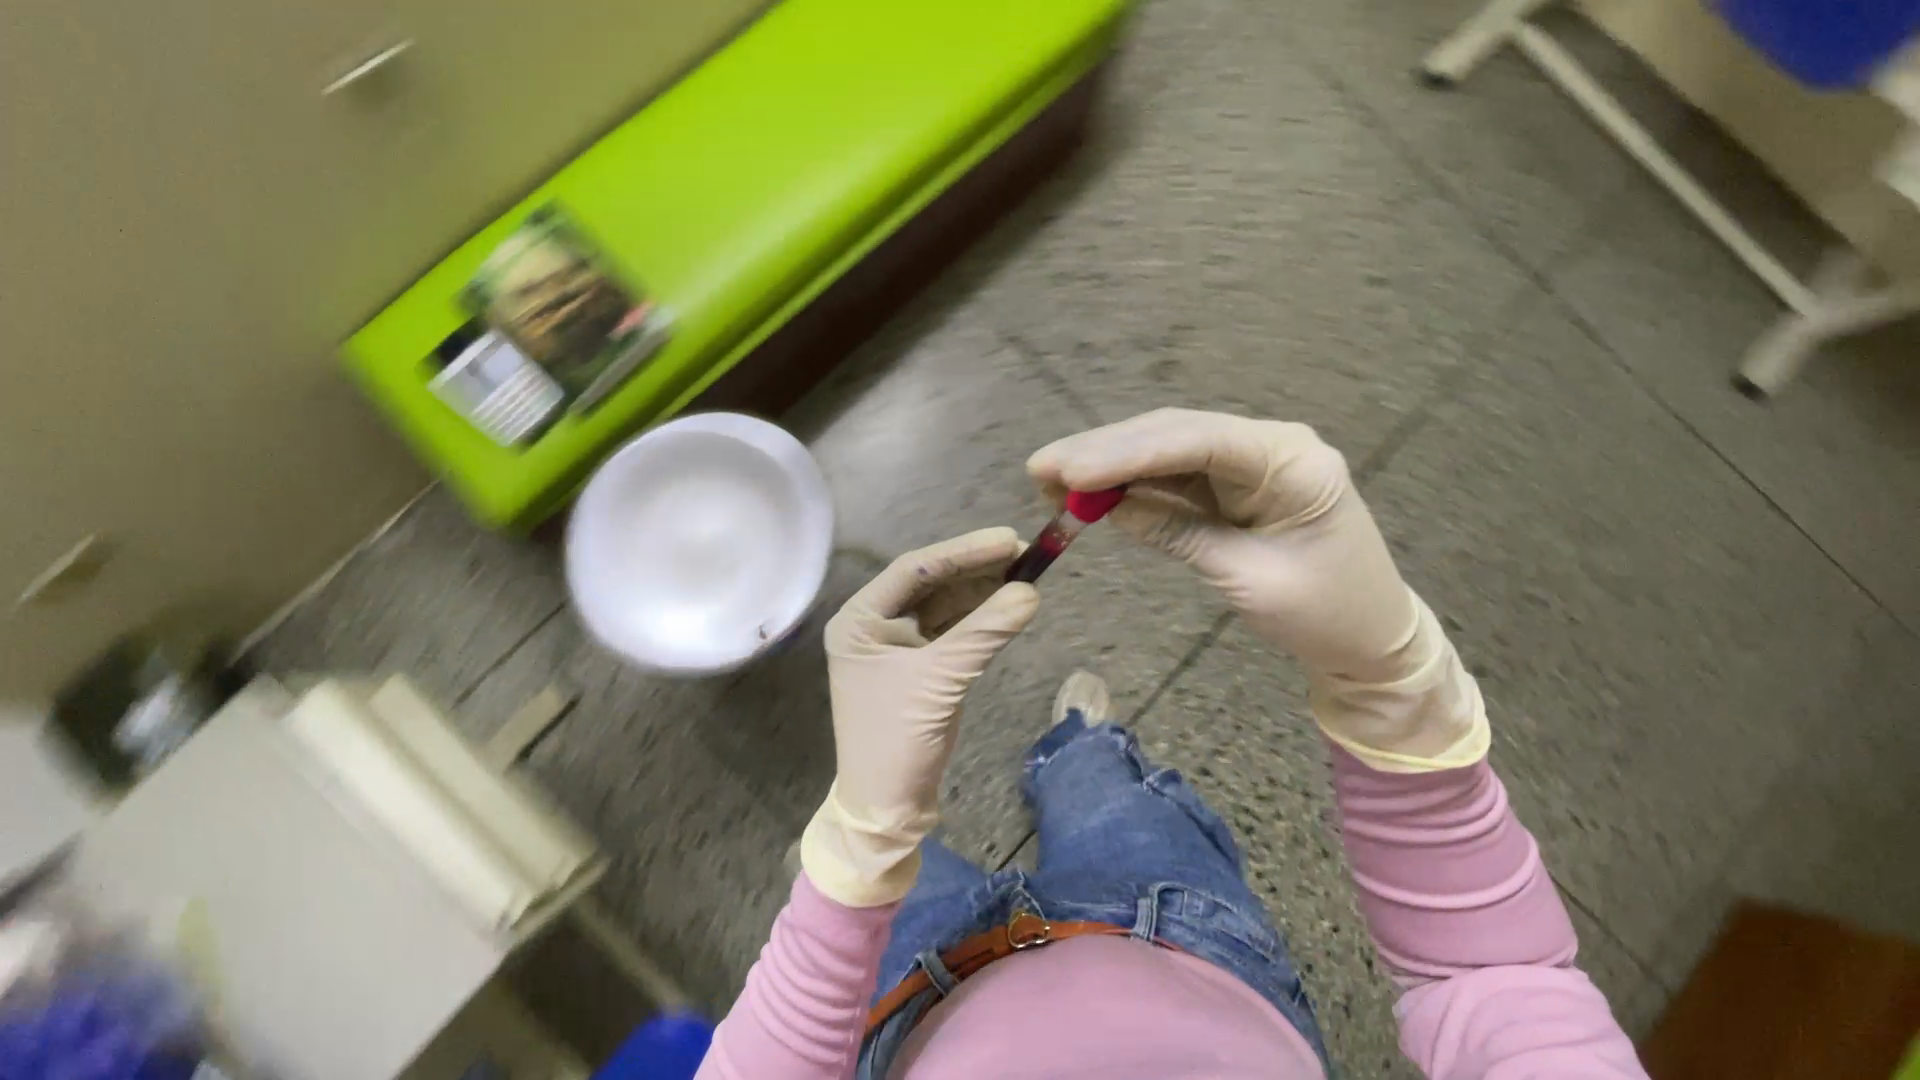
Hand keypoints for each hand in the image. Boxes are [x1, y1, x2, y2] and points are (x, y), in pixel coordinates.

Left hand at [800, 528, 1039, 905]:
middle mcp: (875, 626)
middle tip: (1025, 553)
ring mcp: (899, 647)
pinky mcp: (922, 668)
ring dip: (983, 591)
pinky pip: (954, 632)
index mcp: (859, 620)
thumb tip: (1031, 593)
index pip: (913, 569)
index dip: (963, 551)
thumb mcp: (939, 681)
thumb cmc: (896, 740)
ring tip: (1026, 573)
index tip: (1009, 540)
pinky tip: (1010, 605)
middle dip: (976, 569)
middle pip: (931, 583)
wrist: (888, 807)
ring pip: (946, 606)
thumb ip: (983, 634)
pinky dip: (981, 620)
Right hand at [1028, 408, 1485, 771]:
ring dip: (1110, 463)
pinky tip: (1090, 490)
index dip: (1129, 452)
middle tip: (1040, 469)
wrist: (1372, 638)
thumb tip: (1107, 508)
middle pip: (1176, 433)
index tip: (1070, 472)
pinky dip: (1131, 482)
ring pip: (1168, 448)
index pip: (1200, 440)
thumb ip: (1177, 533)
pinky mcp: (1235, 483)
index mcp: (1292, 461)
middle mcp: (1270, 445)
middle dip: (1105, 451)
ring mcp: (1251, 462)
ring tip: (1049, 478)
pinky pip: (1176, 474)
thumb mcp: (1247, 578)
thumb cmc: (1326, 615)